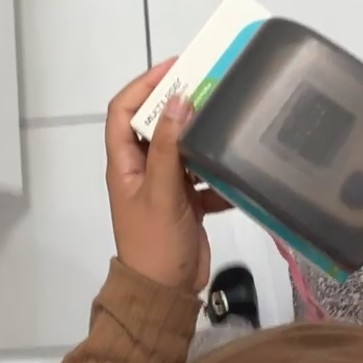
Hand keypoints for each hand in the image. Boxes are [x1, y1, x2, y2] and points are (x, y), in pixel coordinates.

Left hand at [105, 59, 230, 291]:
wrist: (165, 295)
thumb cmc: (155, 243)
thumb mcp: (161, 192)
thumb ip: (169, 147)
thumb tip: (179, 99)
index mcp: (124, 163)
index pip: (123, 111)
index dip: (144, 85)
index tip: (176, 68)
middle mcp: (141, 169)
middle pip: (155, 125)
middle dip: (179, 105)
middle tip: (212, 85)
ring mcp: (164, 186)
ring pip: (182, 149)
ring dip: (202, 137)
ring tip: (230, 119)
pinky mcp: (186, 203)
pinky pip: (202, 177)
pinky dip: (218, 174)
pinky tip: (238, 170)